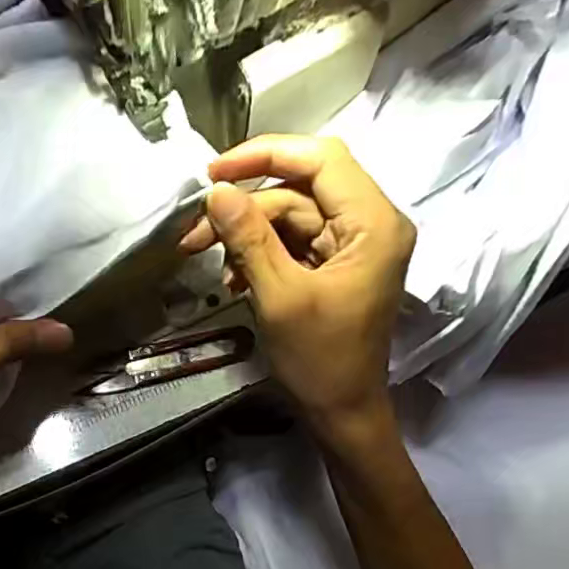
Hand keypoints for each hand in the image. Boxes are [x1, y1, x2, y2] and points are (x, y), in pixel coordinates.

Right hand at [179, 135, 414, 435]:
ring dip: (246, 235)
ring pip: (291, 216)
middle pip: (301, 188)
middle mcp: (370, 224)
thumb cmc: (320, 361)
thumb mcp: (279, 297)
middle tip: (195, 232)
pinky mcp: (335, 267)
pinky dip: (260, 254)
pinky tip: (233, 279)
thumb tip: (216, 193)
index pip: (321, 159)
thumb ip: (249, 239)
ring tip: (209, 263)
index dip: (265, 155)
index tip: (214, 174)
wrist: (341, 413)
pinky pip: (293, 243)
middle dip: (245, 207)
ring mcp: (352, 247)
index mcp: (373, 224)